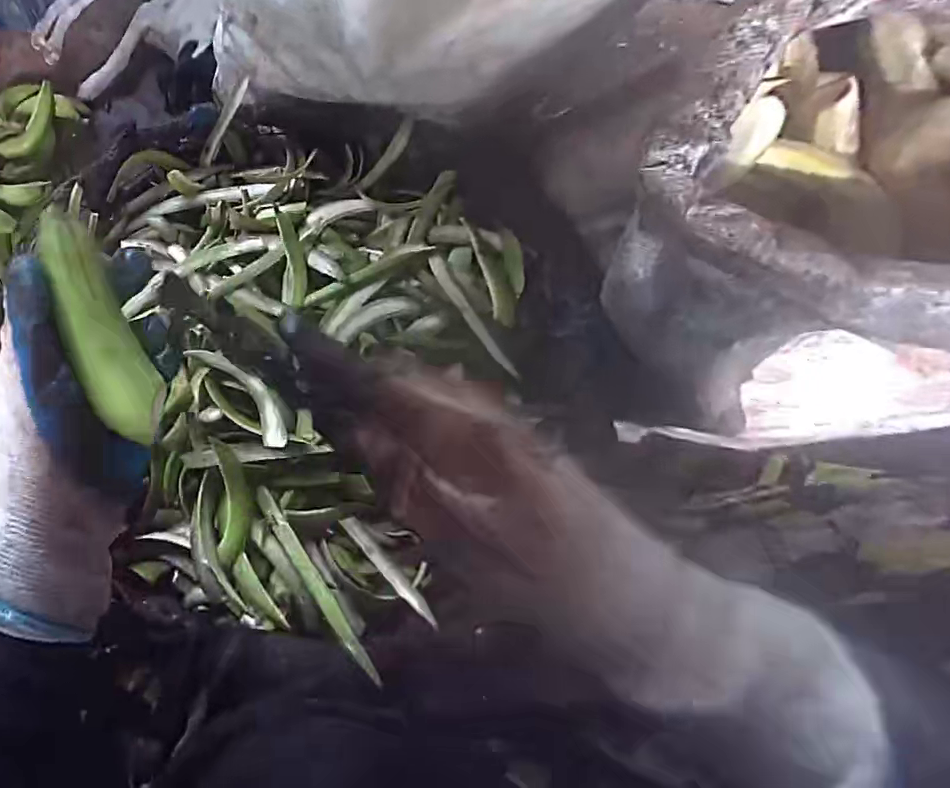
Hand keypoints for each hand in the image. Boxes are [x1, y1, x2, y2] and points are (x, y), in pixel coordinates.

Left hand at [0, 255, 151, 643]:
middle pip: (90, 310)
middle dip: (112, 283)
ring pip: (120, 333)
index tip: (89, 240)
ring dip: (137, 307)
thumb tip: (25, 263)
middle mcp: (66, 359)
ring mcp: (98, 381)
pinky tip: (163, 332)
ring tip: (152, 282)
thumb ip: (30, 325)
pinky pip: (144, 365)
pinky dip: (154, 346)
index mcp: (33, 351)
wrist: (63, 519)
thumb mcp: (28, 379)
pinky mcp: (126, 402)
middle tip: (135, 260)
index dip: (68, 267)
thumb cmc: (36, 444)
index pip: (50, 296)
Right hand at [283, 323, 887, 784]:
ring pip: (426, 380)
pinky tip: (395, 420)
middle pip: (406, 372)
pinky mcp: (517, 428)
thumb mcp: (462, 550)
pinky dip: (410, 397)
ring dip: (380, 384)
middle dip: (354, 373)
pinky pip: (449, 396)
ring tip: (343, 401)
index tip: (296, 341)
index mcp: (476, 444)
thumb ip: (404, 482)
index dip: (340, 365)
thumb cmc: (549, 594)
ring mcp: (509, 417)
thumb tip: (352, 428)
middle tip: (312, 387)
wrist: (653, 609)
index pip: (390, 386)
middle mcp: (493, 415)